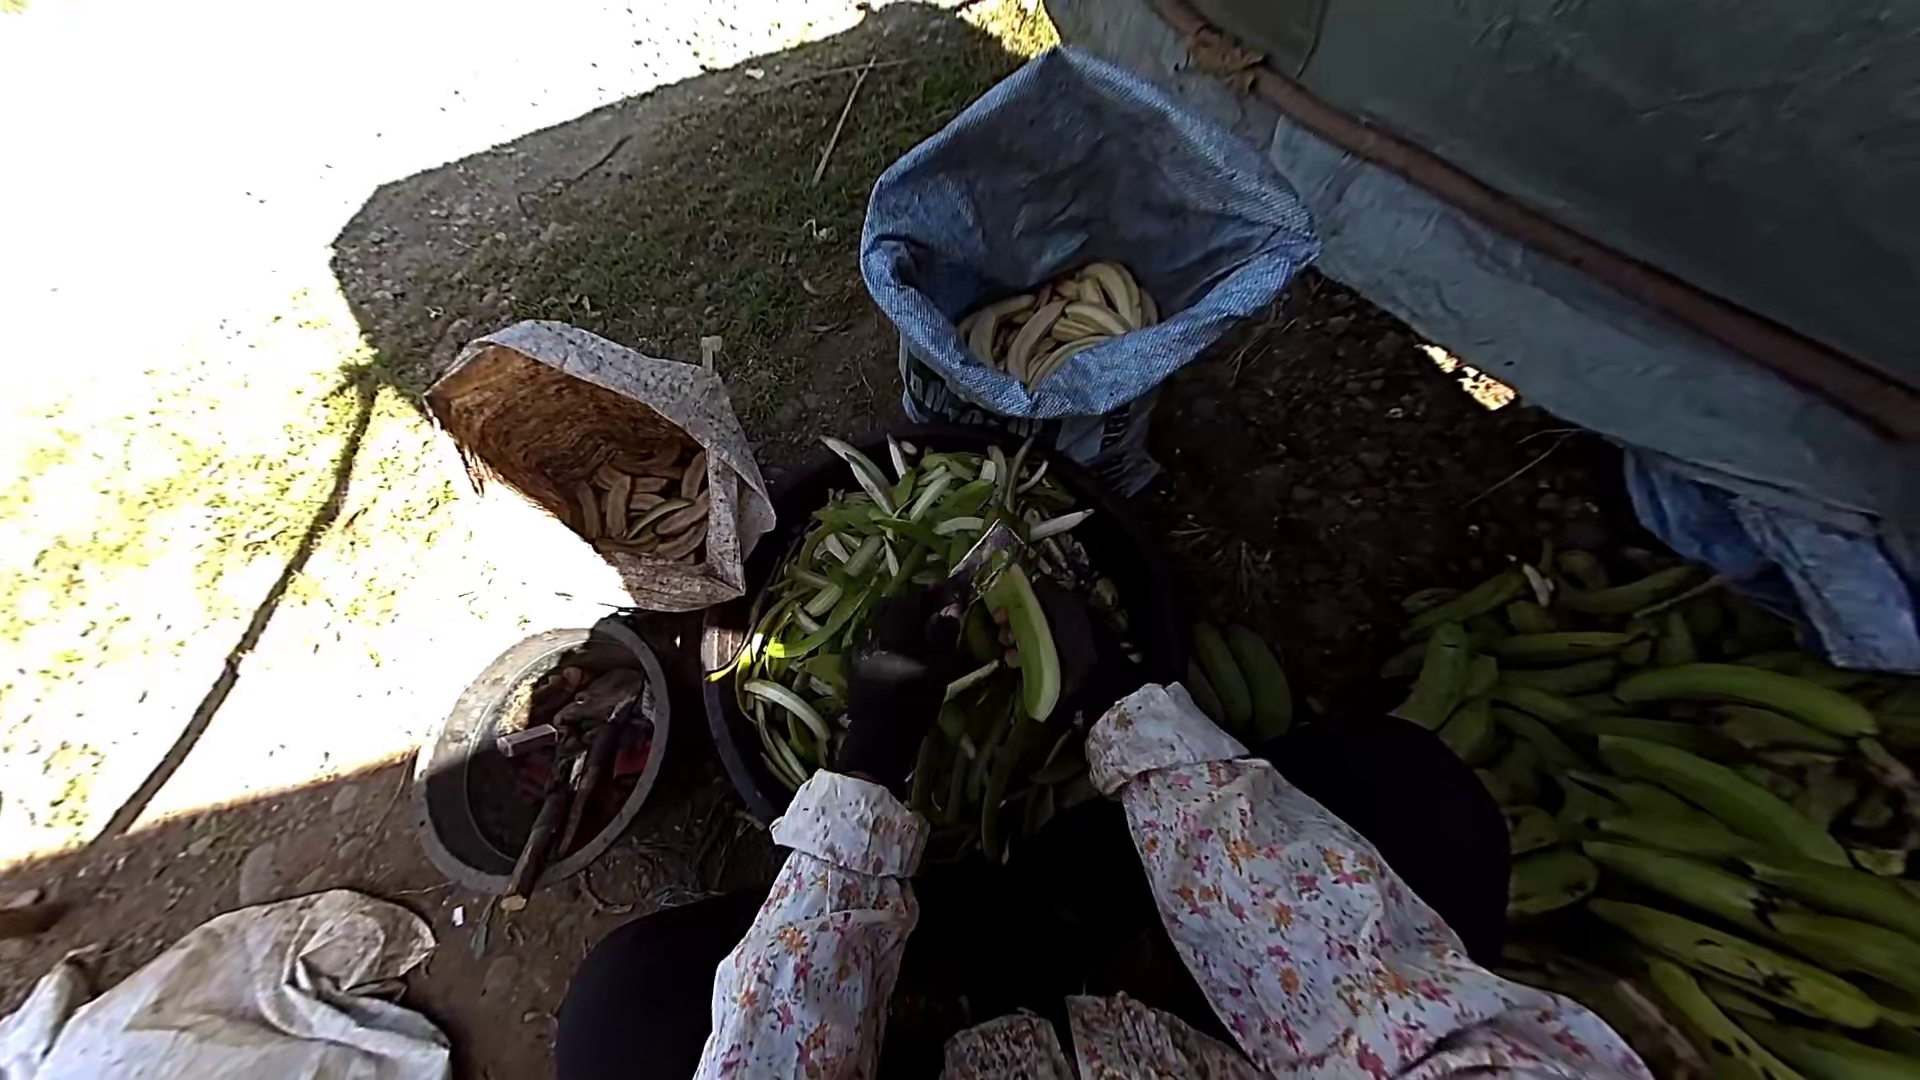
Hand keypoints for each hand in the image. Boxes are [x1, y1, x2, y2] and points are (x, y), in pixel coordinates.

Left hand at [839, 583, 963, 789]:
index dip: (933, 591)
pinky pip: (875, 635)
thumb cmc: (915, 703)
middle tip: (935, 607)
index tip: (949, 591)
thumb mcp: (939, 669)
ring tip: (920, 625)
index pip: (914, 597)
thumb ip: (944, 634)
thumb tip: (953, 606)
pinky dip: (891, 632)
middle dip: (915, 601)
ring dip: (901, 616)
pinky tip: (902, 645)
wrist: (880, 739)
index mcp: (896, 630)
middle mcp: (874, 631)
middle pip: (894, 604)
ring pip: (882, 619)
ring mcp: (862, 646)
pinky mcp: (857, 661)